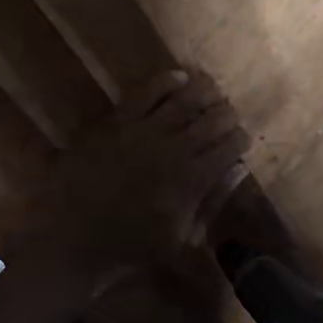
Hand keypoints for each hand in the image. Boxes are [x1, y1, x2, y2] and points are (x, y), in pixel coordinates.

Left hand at [29, 69, 249, 288]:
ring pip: (185, 100)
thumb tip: (238, 169)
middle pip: (212, 120)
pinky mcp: (119, 121)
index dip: (241, 140)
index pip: (229, 148)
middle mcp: (174, 148)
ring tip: (213, 92)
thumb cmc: (135, 245)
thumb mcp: (183, 237)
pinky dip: (166, 81)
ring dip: (206, 92)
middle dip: (227, 115)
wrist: (78, 236)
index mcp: (193, 179)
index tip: (243, 139)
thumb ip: (212, 202)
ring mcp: (145, 131)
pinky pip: (147, 91)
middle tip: (230, 115)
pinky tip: (179, 78)